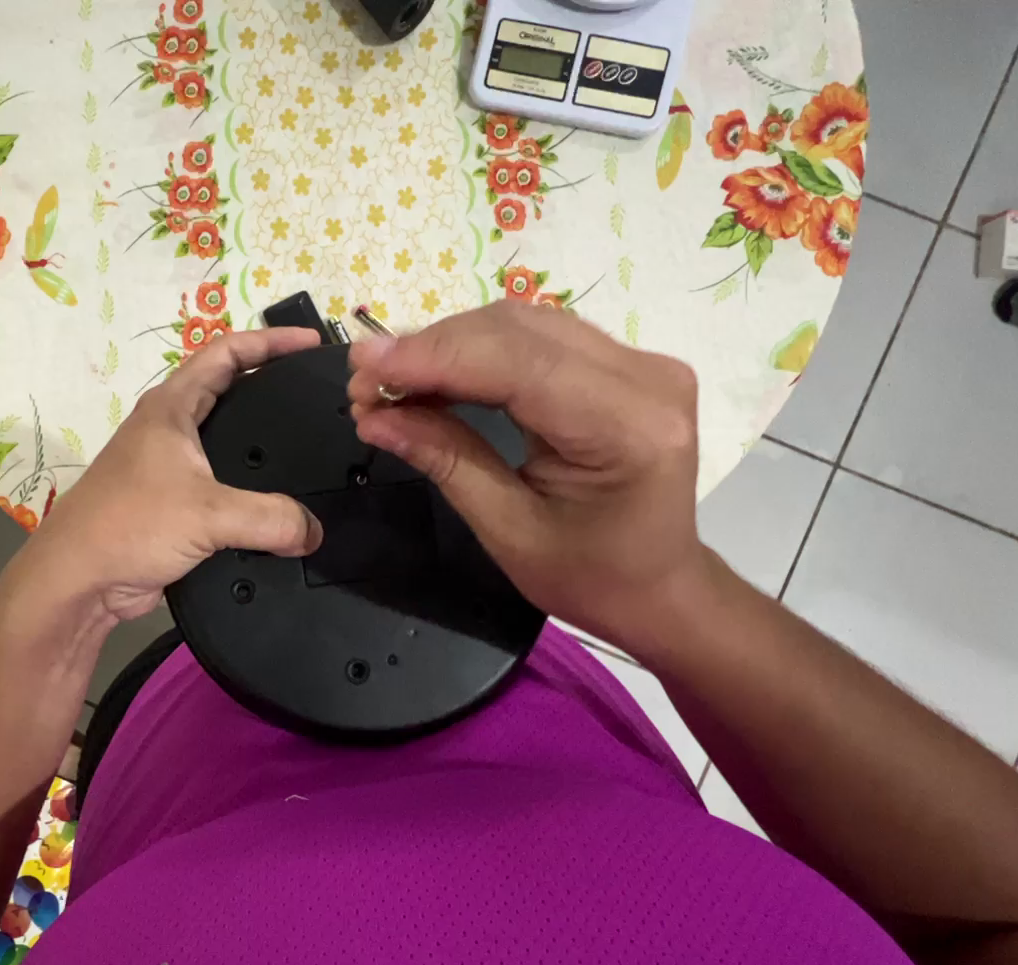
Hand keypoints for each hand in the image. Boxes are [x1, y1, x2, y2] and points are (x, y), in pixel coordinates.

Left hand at [18, 327, 326, 621]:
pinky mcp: (176, 507)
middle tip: (318, 397)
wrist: (82, 580)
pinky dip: (254, 494)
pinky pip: (227, 491)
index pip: (226, 352)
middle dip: (274, 390)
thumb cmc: (131, 525)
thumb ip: (271, 519)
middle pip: (231, 394)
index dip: (270, 341)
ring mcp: (172, 469)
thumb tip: (313, 532)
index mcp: (172, 407)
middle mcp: (171, 430)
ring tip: (310, 452)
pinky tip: (283, 508)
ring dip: (265, 449)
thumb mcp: (209, 513)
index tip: (312, 343)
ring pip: (231, 448)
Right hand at [345, 301, 710, 645]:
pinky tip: (431, 374)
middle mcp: (645, 377)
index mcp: (629, 427)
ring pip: (521, 324)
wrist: (656, 587)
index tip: (362, 366)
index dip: (432, 357)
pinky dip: (473, 352)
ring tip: (388, 382)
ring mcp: (639, 362)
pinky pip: (534, 338)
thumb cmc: (587, 577)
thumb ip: (446, 461)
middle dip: (429, 349)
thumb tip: (374, 417)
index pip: (518, 364)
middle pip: (517, 330)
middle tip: (363, 385)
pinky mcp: (622, 363)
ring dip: (446, 346)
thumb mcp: (507, 530)